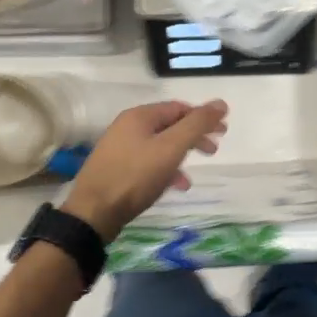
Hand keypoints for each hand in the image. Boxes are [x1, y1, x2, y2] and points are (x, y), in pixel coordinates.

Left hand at [60, 100, 226, 240]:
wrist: (93, 212)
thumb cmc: (135, 176)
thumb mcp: (171, 148)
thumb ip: (197, 124)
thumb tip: (221, 103)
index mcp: (140, 116)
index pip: (179, 108)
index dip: (203, 118)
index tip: (223, 132)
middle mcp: (127, 126)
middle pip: (169, 125)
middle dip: (193, 137)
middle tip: (214, 150)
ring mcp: (119, 148)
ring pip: (159, 146)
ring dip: (180, 156)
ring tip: (192, 175)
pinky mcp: (116, 169)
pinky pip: (147, 163)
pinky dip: (164, 170)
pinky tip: (173, 186)